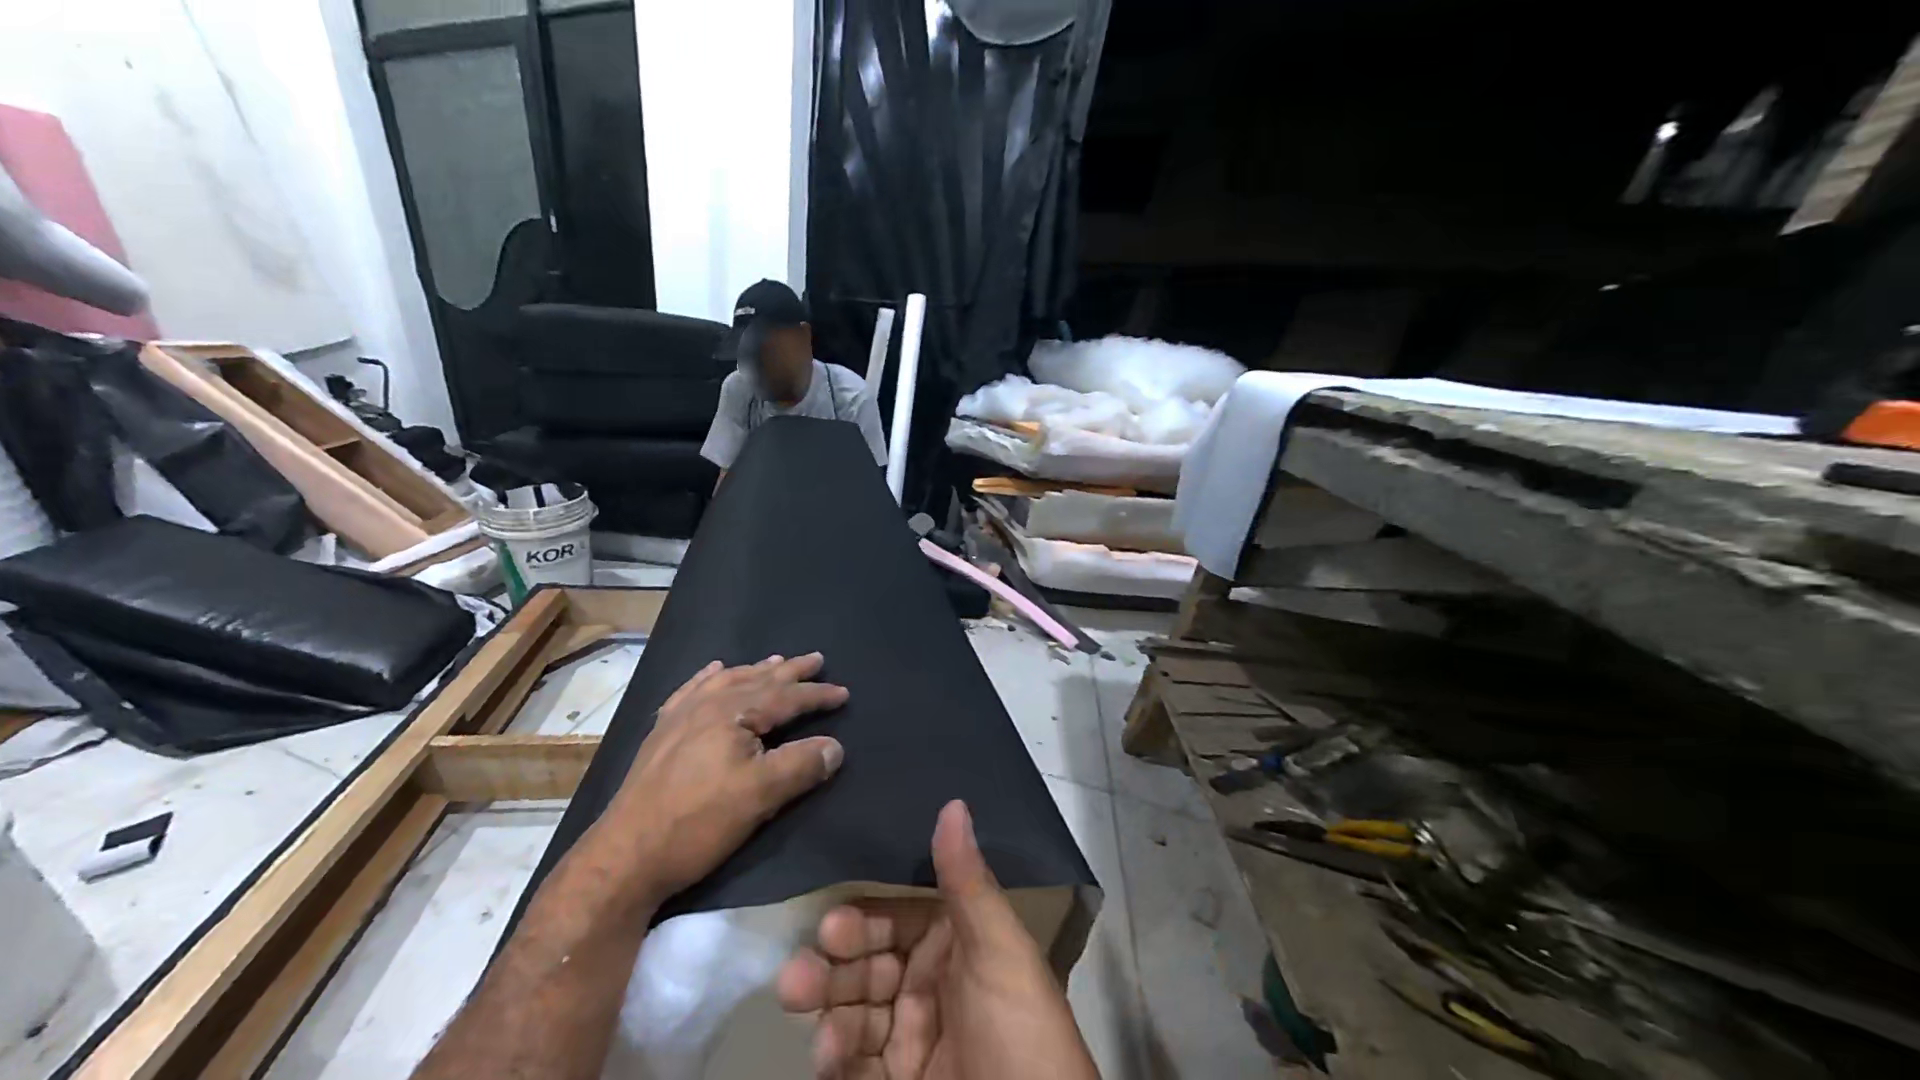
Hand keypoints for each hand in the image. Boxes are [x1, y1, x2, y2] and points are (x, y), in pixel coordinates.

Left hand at [589, 653, 847, 909]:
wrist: (626, 855)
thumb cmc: (698, 822)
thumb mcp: (761, 796)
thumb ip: (801, 765)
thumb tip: (835, 746)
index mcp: (732, 714)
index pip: (785, 698)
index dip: (817, 695)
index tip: (844, 692)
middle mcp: (706, 705)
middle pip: (757, 680)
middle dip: (790, 672)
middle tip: (815, 659)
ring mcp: (679, 716)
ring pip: (726, 681)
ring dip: (755, 670)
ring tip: (775, 662)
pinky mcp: (661, 733)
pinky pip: (690, 691)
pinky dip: (708, 677)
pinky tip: (713, 671)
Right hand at [776, 801, 1098, 1079]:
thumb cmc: (1021, 1031)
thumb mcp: (1000, 951)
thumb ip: (968, 882)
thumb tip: (954, 803)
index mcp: (958, 943)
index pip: (898, 917)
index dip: (865, 918)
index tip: (832, 924)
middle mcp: (931, 983)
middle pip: (868, 963)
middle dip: (831, 966)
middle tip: (798, 977)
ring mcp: (912, 1037)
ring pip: (853, 1011)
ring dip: (825, 1009)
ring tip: (802, 1014)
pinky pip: (854, 1063)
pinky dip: (835, 1057)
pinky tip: (826, 1056)